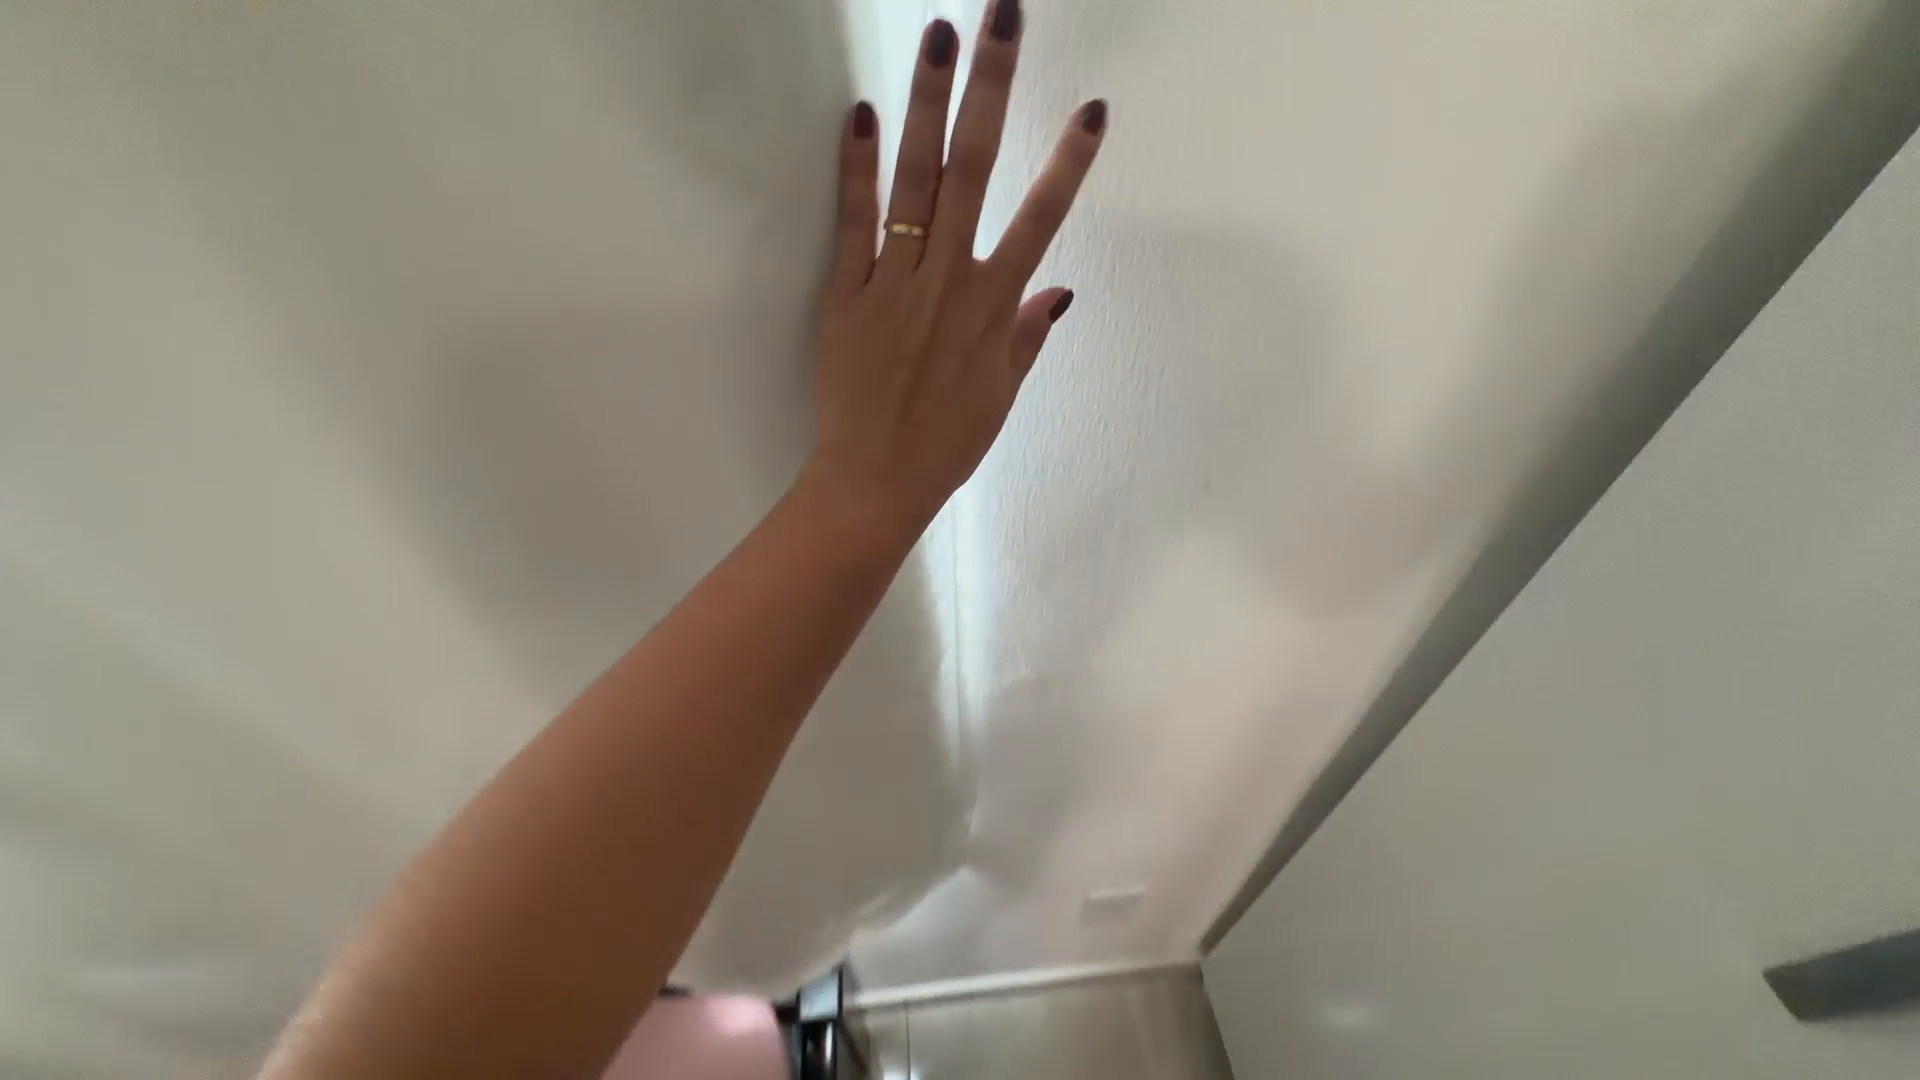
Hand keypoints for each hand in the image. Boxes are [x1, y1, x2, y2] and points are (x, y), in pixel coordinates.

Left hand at [805, 0, 1106, 535]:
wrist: (876, 480)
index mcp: (994, 309)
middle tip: (1001, 17)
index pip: (1042, 220)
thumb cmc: (945, 444)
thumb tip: (1061, 292)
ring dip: (928, 104)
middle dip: (993, 88)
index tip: (1092, 111)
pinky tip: (860, 114)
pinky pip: (855, 222)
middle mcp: (950, 283)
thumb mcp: (1001, 394)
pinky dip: (855, 168)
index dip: (1069, 164)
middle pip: (976, 171)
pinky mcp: (848, 295)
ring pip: (916, 181)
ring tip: (938, 37)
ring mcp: (897, 284)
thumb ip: (1028, 335)